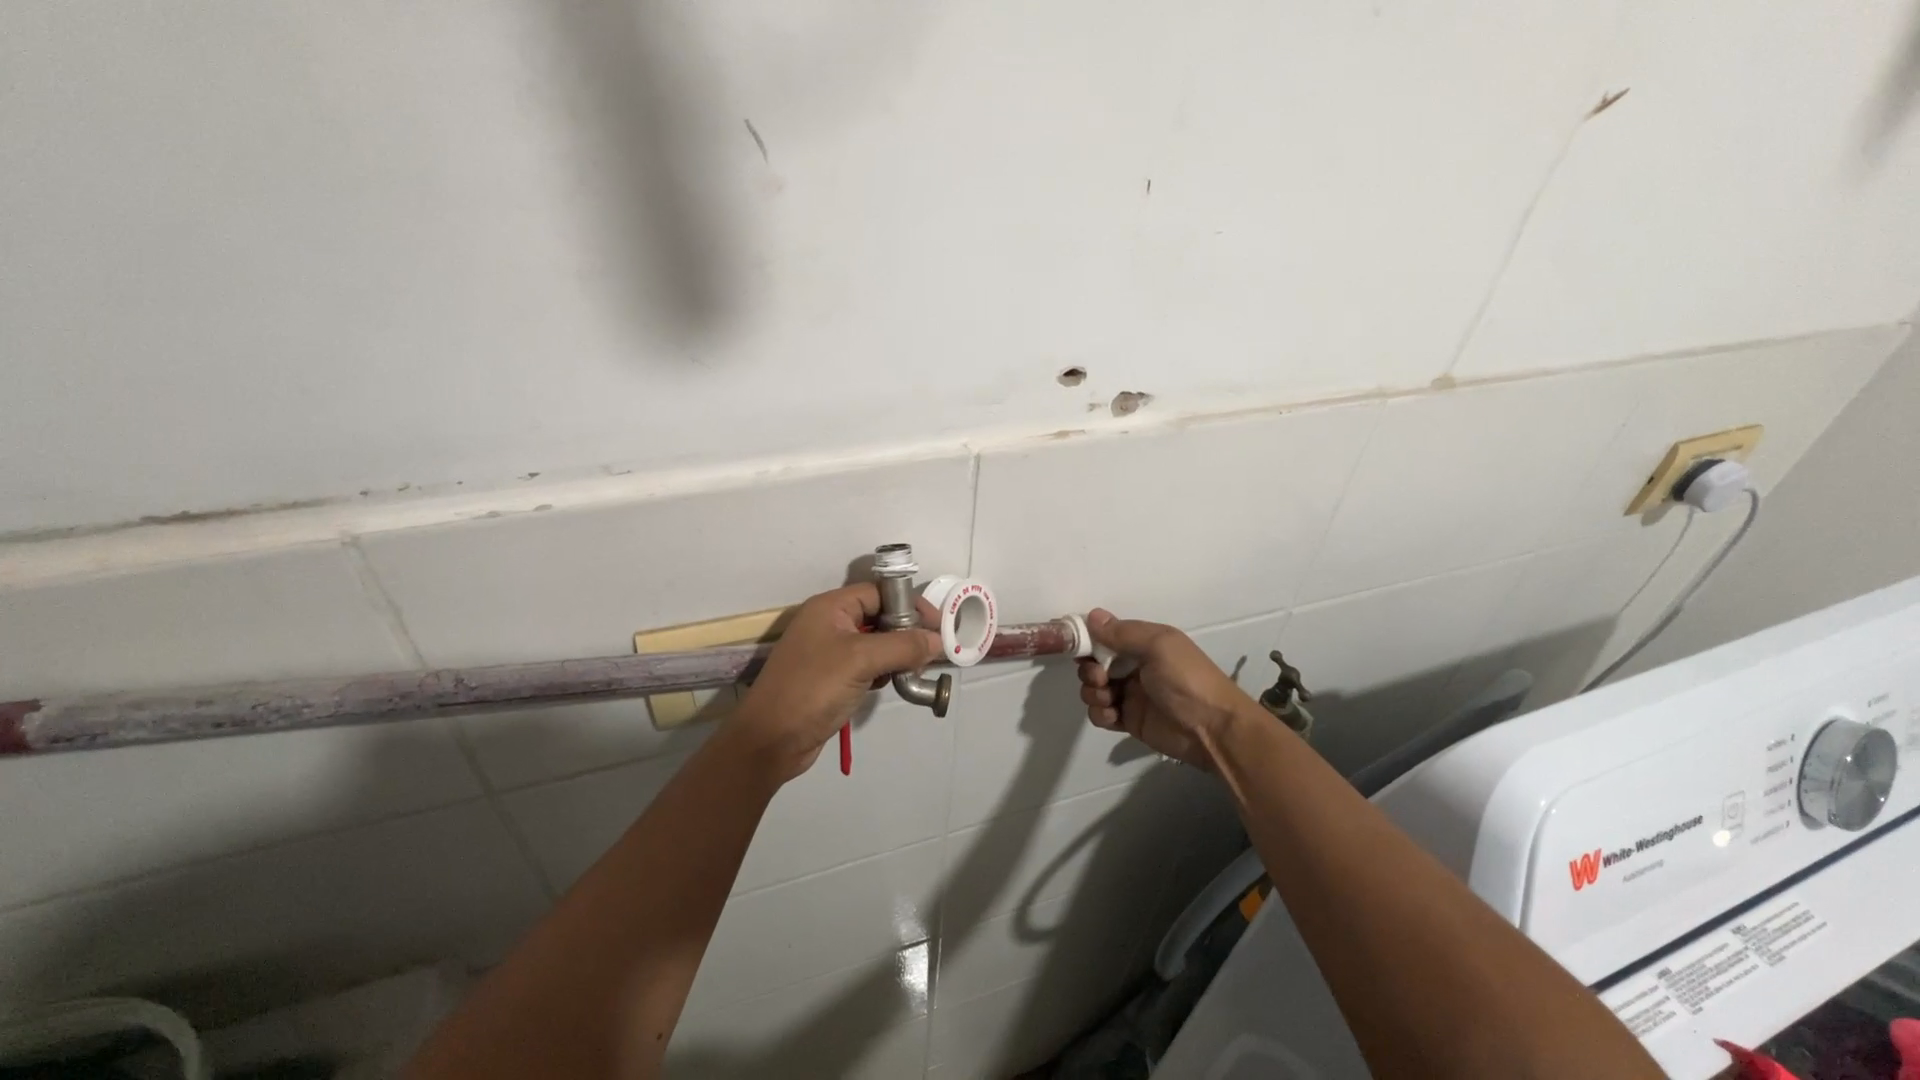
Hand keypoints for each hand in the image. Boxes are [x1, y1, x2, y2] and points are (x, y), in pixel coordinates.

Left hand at [723, 584, 941, 783]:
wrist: (771, 740)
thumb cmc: (813, 689)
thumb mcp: (861, 660)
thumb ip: (903, 646)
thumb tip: (938, 641)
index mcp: (830, 608)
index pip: (878, 592)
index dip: (909, 605)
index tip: (938, 625)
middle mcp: (829, 625)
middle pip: (879, 616)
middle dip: (907, 631)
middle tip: (934, 650)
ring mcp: (829, 653)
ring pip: (875, 644)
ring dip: (898, 654)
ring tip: (918, 669)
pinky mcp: (831, 680)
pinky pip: (866, 666)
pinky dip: (884, 672)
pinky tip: (897, 683)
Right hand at [1076, 608, 1251, 769]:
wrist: (1212, 728)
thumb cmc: (1186, 679)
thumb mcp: (1158, 646)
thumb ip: (1123, 633)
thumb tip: (1092, 615)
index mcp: (1144, 643)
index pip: (1106, 636)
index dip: (1089, 640)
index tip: (1078, 647)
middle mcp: (1135, 666)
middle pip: (1095, 663)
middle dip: (1090, 670)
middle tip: (1101, 678)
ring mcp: (1131, 694)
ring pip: (1094, 689)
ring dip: (1093, 692)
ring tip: (1110, 698)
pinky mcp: (1129, 720)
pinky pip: (1101, 714)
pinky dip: (1101, 714)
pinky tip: (1114, 715)